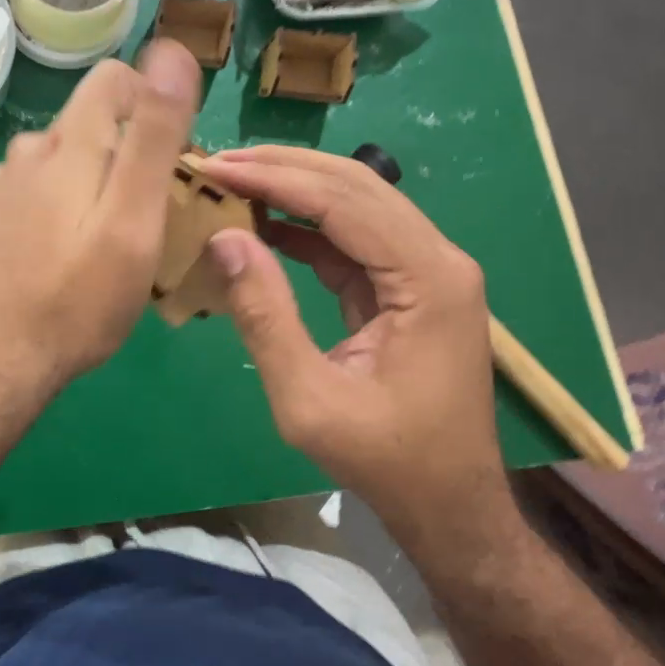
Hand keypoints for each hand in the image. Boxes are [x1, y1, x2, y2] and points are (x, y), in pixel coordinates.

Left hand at [0, 40, 200, 398]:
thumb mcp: (132, 217)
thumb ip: (154, 135)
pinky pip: (46, 193)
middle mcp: (30, 150)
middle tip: (154, 219)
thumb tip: (172, 51)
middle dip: (133, 154)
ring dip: (101, 186)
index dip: (155, 104)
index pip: (116, 78)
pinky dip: (71, 210)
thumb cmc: (76, 297)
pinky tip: (74, 260)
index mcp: (67, 141)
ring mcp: (6, 186)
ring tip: (118, 246)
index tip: (177, 161)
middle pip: (96, 123)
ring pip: (71, 162)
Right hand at [199, 146, 514, 545]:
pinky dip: (305, 224)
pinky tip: (261, 224)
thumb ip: (265, 315)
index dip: (274, 178)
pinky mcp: (409, 286)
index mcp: (428, 279)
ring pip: (356, 202)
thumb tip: (223, 238)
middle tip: (217, 161)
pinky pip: (353, 237)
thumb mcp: (309, 399)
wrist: (448, 504)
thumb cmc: (384, 458)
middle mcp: (437, 259)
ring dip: (293, 187)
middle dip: (282, 167)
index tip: (216, 166)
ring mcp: (426, 270)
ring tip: (231, 181)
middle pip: (355, 185)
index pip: (343, 201)